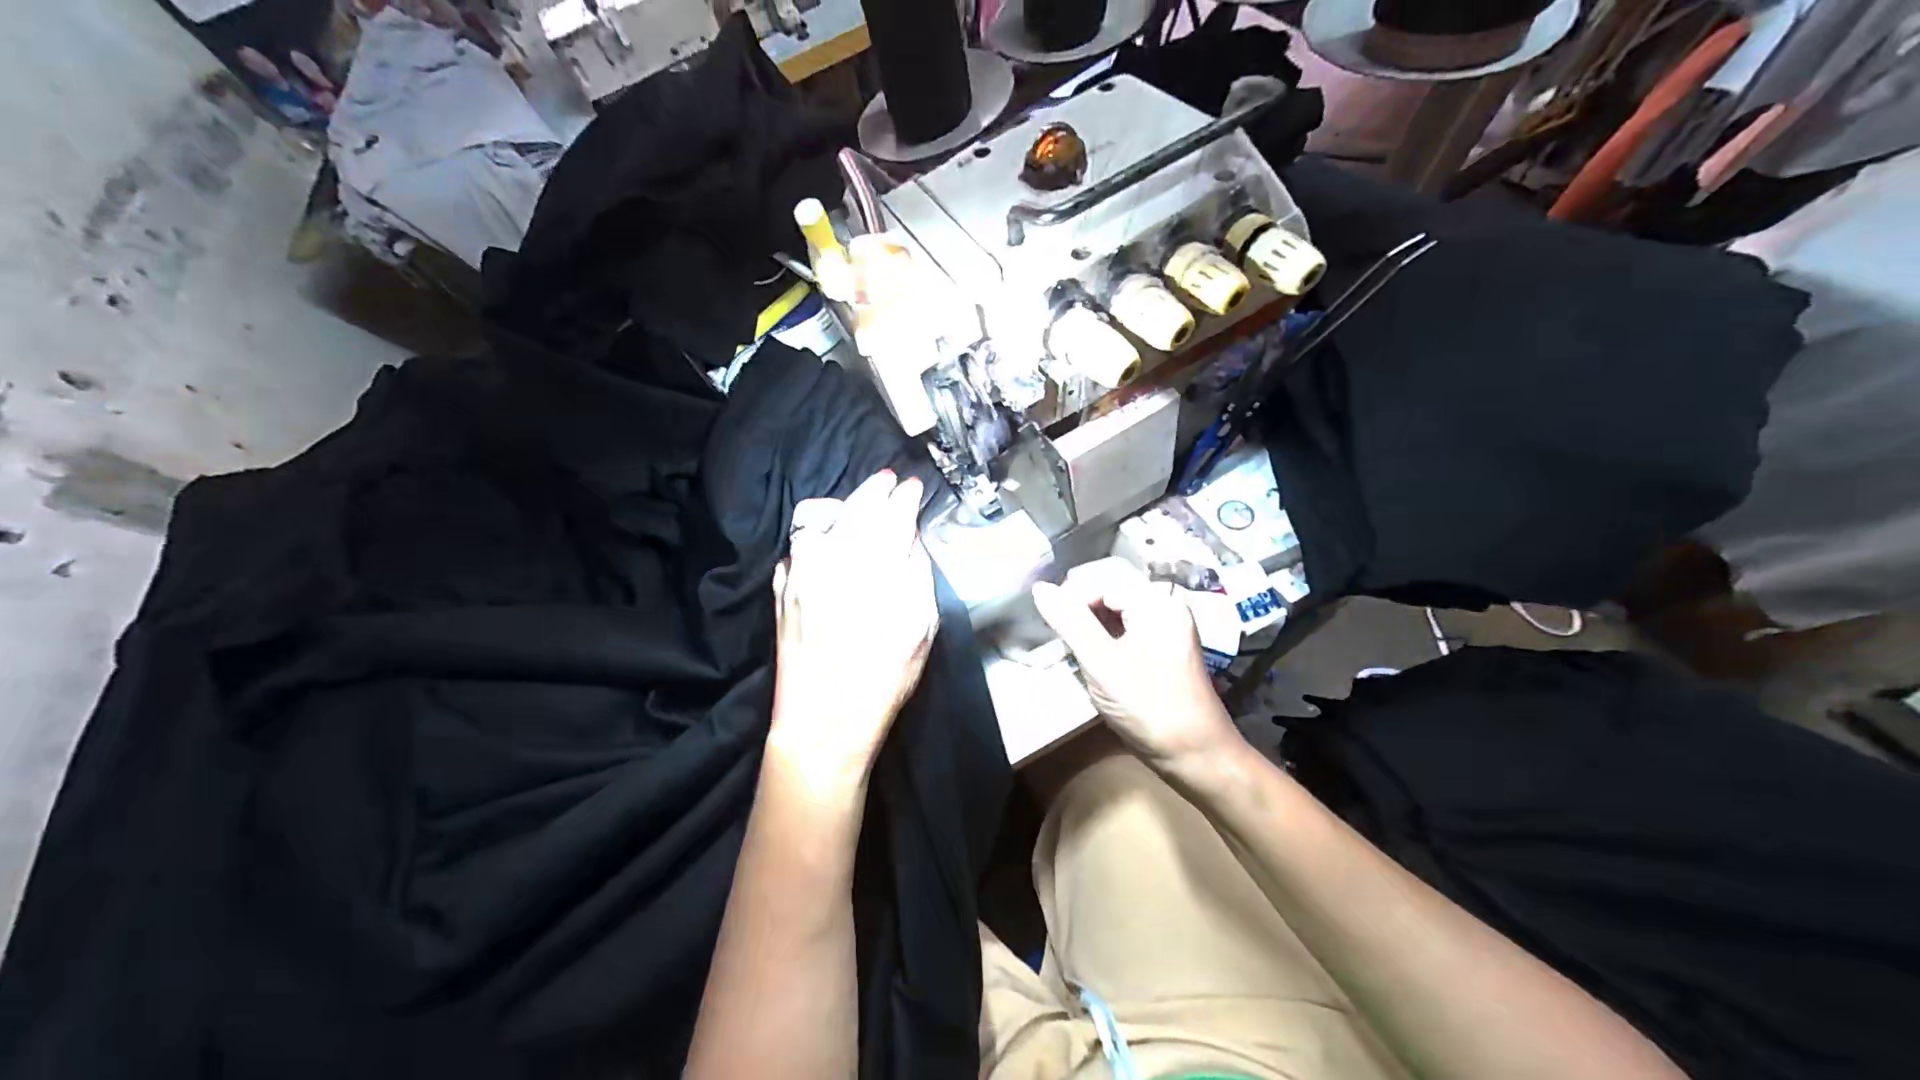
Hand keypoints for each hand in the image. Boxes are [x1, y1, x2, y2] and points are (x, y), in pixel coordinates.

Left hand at [767, 469, 938, 800]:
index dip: (905, 497)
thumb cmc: (883, 676)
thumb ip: (916, 574)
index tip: (913, 487)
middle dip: (875, 489)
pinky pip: (795, 546)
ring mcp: (800, 571)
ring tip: (855, 508)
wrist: (823, 719)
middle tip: (888, 481)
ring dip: (840, 505)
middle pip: (855, 506)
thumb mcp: (921, 626)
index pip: (892, 514)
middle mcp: (832, 556)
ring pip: (816, 517)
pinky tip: (825, 542)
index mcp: (873, 563)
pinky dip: (813, 535)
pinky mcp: (781, 589)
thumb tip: (910, 541)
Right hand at [1032, 558, 1246, 775]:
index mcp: (1157, 602)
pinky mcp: (1163, 652)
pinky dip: (1105, 644)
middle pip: (1109, 596)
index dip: (1071, 601)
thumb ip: (1070, 622)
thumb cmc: (1148, 706)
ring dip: (1090, 631)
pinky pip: (1126, 633)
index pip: (1101, 583)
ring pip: (1115, 616)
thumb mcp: (1101, 662)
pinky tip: (1092, 663)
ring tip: (1073, 654)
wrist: (1196, 755)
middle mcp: (1166, 608)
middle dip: (1080, 615)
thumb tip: (1040, 588)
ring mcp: (1167, 630)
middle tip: (1060, 643)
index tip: (1051, 629)